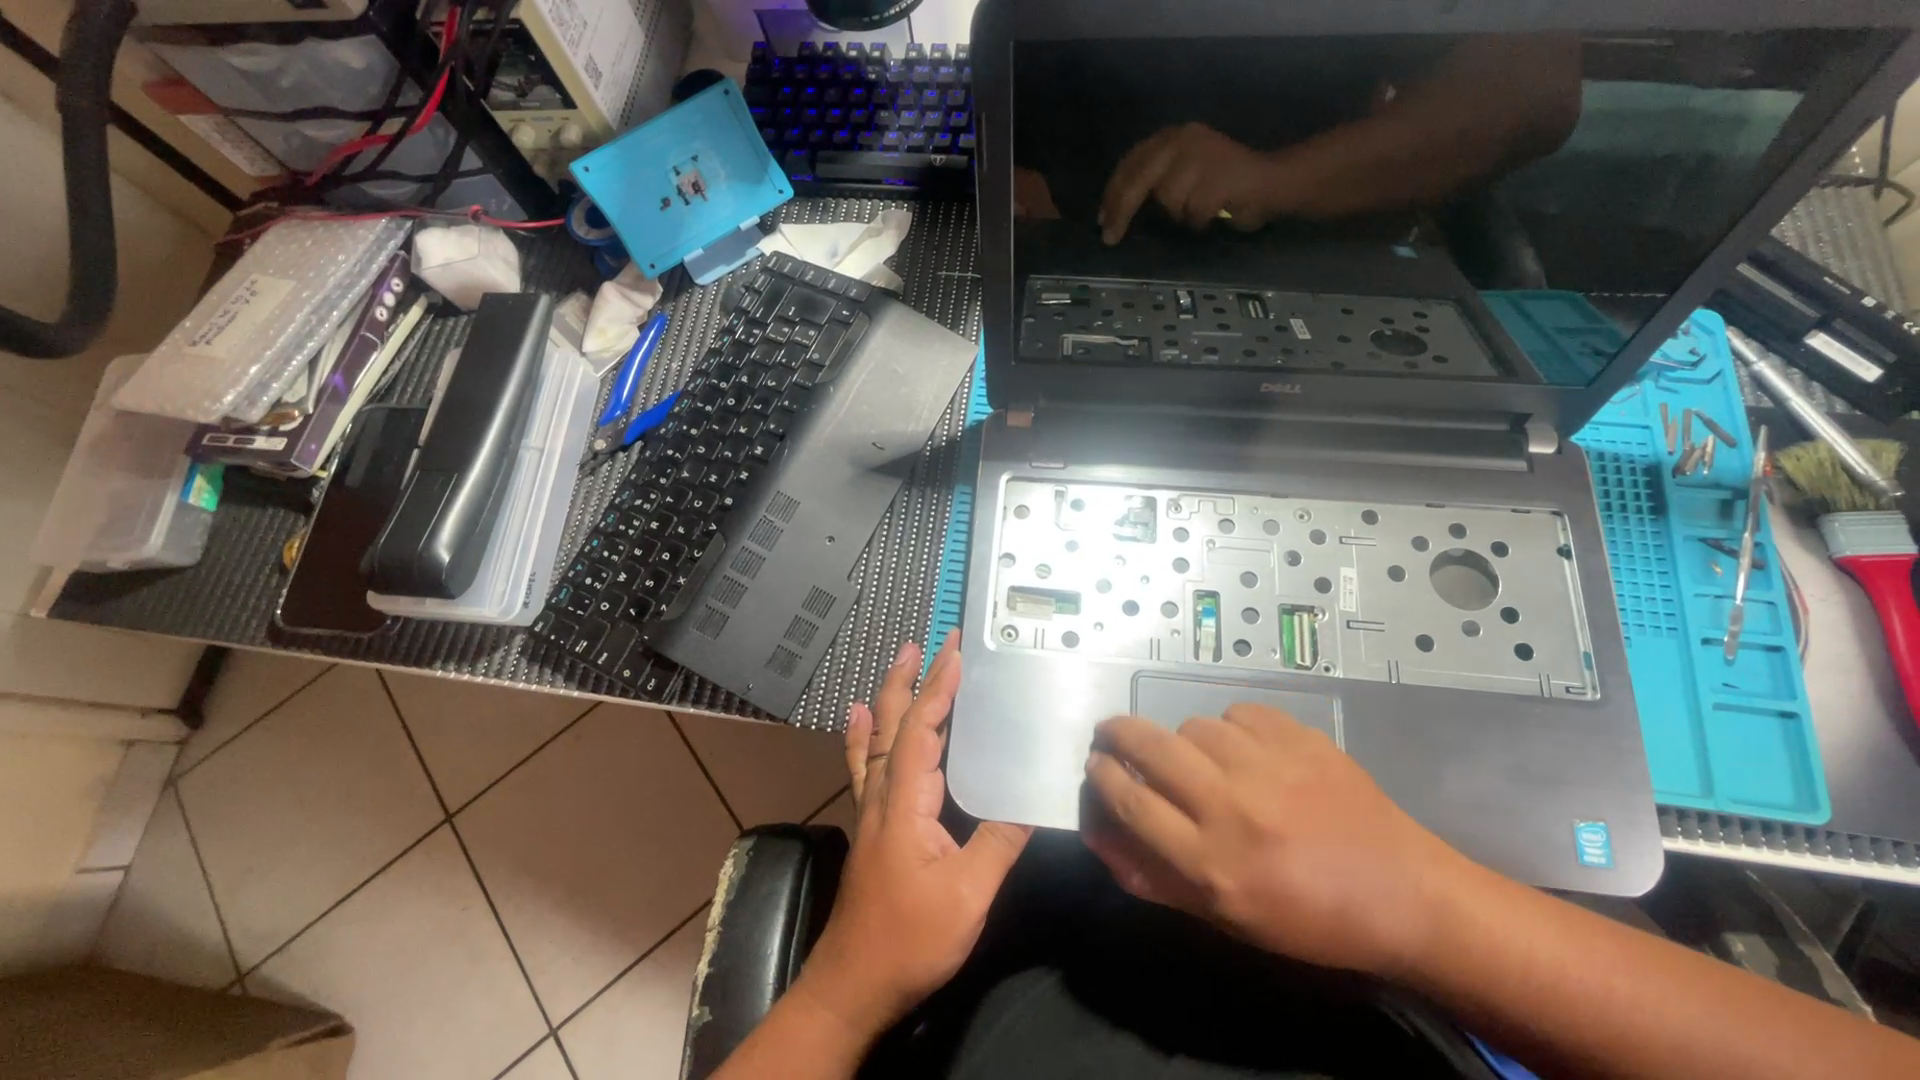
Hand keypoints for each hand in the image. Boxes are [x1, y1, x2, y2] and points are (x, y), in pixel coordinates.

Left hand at [792, 637, 1033, 1042]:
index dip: (939, 689)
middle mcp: (883, 797)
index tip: (955, 652)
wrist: (854, 985)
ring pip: (879, 740)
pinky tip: (858, 718)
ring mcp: (873, 812)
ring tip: (900, 661)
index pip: (922, 731)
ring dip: (891, 698)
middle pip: (894, 725)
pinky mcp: (872, 829)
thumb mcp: (967, 894)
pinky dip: (863, 736)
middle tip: (926, 641)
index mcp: (906, 804)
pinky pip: (866, 768)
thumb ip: (999, 842)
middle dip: (910, 680)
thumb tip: (1033, 797)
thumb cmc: (910, 940)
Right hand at [1082, 705, 1476, 978]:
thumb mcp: (1223, 917)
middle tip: (1110, 734)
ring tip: (1196, 756)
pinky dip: (1231, 727)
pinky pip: (1240, 712)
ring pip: (1195, 725)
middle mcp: (1233, 807)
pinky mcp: (1302, 740)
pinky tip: (1244, 748)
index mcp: (1211, 863)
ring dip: (1183, 739)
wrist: (1403, 895)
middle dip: (1118, 734)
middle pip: (1151, 748)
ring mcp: (1270, 767)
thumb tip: (1099, 833)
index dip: (1103, 777)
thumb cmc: (1306, 919)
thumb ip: (1152, 876)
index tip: (1095, 764)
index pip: (1130, 802)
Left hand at [1098, 123, 1289, 243]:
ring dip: (1181, 215)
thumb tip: (1118, 208)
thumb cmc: (1225, 183)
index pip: (1131, 164)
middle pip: (1137, 180)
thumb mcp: (1184, 170)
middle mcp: (1183, 140)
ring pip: (1168, 200)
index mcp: (1172, 136)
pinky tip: (1214, 213)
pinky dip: (1200, 221)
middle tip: (1109, 238)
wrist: (1273, 181)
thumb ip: (1155, 179)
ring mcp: (1200, 157)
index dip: (1113, 193)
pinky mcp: (1217, 178)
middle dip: (1121, 212)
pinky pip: (1192, 213)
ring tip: (1201, 209)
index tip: (1102, 218)